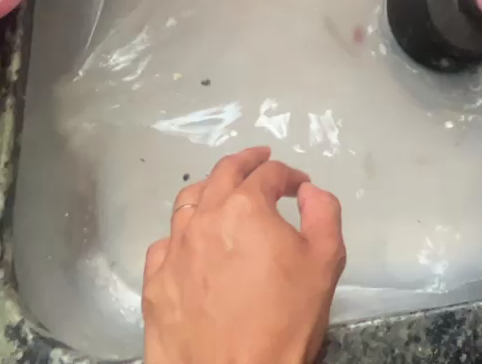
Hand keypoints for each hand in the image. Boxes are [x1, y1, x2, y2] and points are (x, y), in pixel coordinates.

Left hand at [142, 146, 345, 363]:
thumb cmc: (285, 322)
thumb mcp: (326, 262)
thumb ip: (323, 213)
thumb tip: (308, 192)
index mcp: (245, 207)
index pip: (269, 173)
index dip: (289, 175)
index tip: (300, 186)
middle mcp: (204, 219)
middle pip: (223, 173)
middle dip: (247, 162)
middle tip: (261, 160)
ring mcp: (174, 252)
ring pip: (188, 202)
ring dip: (210, 190)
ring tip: (223, 194)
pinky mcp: (155, 285)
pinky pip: (165, 245)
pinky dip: (182, 235)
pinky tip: (193, 245)